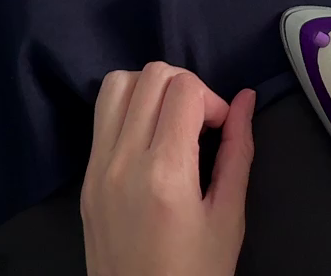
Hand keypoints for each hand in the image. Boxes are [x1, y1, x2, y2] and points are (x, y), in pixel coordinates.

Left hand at [81, 62, 256, 275]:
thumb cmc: (194, 275)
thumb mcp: (228, 219)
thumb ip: (238, 151)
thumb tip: (245, 98)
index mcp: (165, 172)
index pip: (185, 88)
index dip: (211, 98)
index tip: (220, 128)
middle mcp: (123, 160)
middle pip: (152, 75)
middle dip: (185, 86)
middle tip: (199, 122)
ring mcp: (97, 167)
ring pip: (118, 83)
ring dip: (150, 88)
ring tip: (170, 119)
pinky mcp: (84, 176)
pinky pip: (102, 114)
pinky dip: (128, 106)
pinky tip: (147, 135)